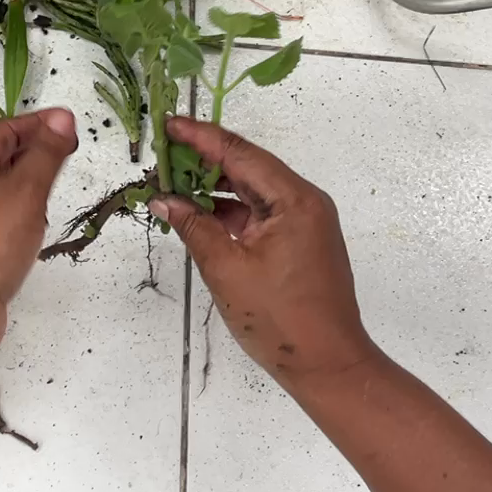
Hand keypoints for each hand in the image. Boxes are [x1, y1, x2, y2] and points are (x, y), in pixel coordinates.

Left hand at [0, 108, 79, 359]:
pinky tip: (33, 222)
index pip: (4, 129)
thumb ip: (45, 154)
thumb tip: (62, 117)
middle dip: (34, 150)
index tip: (71, 124)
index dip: (39, 123)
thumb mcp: (24, 193)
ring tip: (55, 184)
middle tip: (70, 151)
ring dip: (26, 181)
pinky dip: (16, 208)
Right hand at [152, 117, 379, 392]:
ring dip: (214, 185)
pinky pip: (259, 211)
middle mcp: (304, 200)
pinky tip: (199, 212)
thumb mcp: (226, 269)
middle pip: (247, 165)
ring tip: (173, 181)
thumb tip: (163, 199)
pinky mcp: (299, 240)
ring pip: (252, 188)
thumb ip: (193, 226)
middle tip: (163, 152)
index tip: (168, 124)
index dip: (200, 136)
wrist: (328, 366)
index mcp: (293, 199)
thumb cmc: (279, 319)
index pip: (239, 153)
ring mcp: (304, 221)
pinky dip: (229, 209)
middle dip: (204, 158)